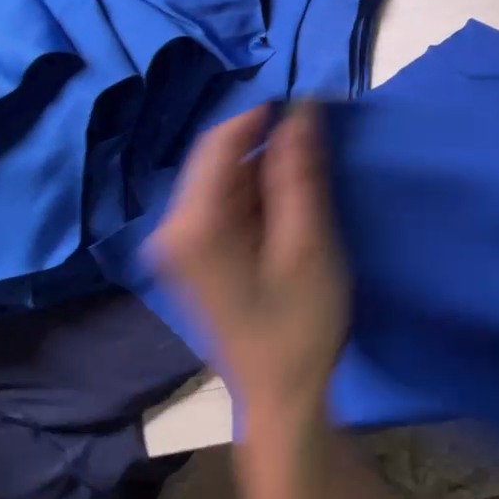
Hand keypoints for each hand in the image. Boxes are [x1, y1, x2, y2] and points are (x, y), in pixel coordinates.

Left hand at [153, 104, 349, 428]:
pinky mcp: (198, 260)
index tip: (316, 105)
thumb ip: (299, 177)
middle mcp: (173, 229)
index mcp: (192, 224)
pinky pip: (228, 207)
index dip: (267, 116)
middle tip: (326, 143)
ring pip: (226, 182)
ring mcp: (182, 247)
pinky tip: (296, 207)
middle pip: (220, 161)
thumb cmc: (300, 321)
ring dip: (270, 169)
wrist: (282, 393)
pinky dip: (262, 196)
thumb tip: (300, 113)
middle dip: (271, 143)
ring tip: (318, 173)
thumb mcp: (309, 244)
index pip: (220, 141)